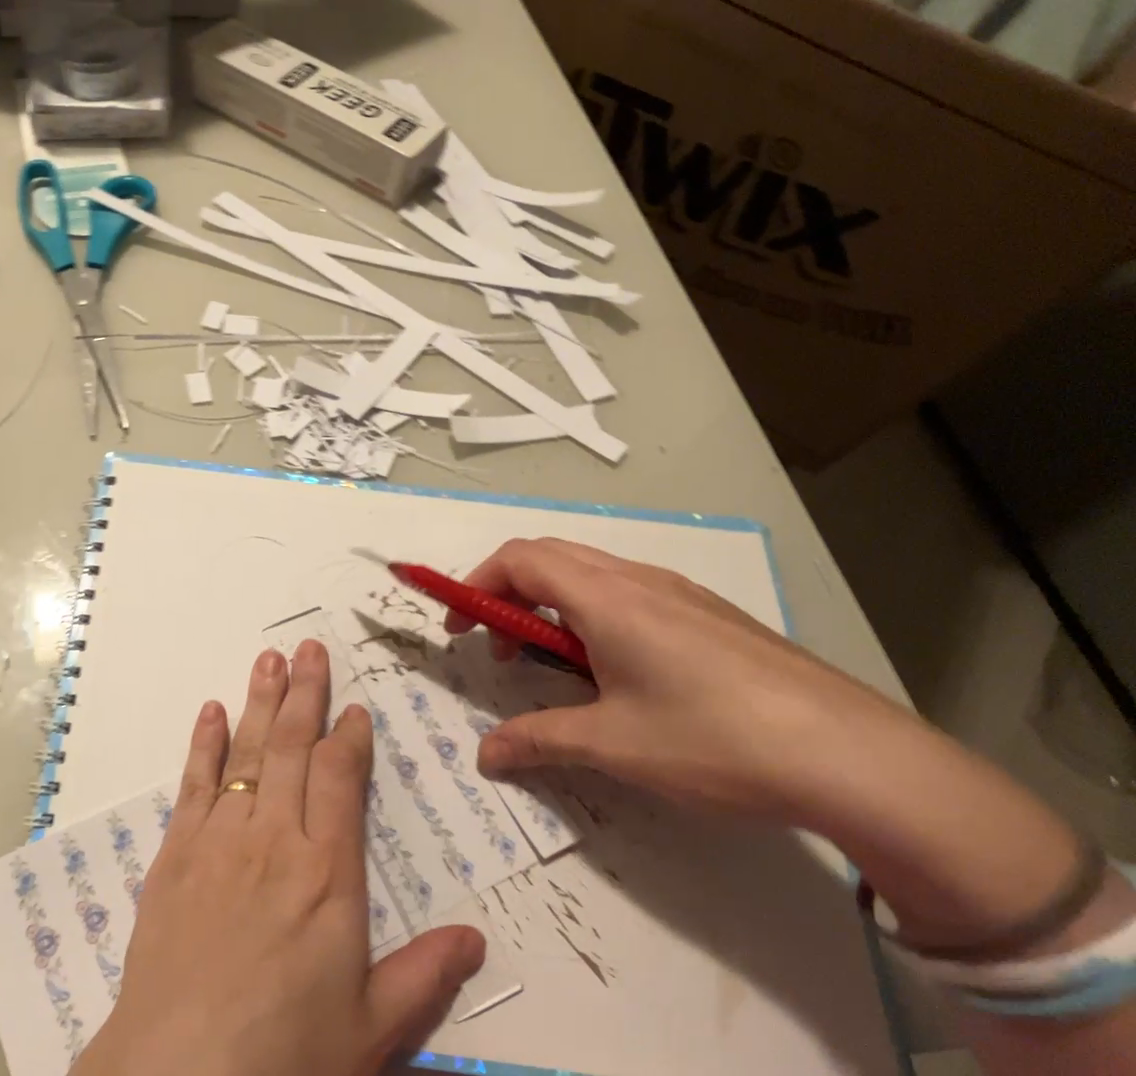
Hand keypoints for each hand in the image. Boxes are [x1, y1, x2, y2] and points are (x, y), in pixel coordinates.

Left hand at [71, 642, 485, 1075]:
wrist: (182, 1071)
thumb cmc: (286, 1053)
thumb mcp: (372, 1028)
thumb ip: (424, 976)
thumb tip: (475, 939)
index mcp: (328, 874)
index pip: (342, 781)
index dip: (349, 738)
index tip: (354, 708)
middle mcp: (274, 841)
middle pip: (292, 749)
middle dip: (304, 695)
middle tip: (308, 648)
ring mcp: (218, 842)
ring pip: (246, 755)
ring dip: (258, 703)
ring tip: (267, 660)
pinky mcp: (174, 856)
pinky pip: (194, 785)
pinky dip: (204, 745)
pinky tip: (211, 714)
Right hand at [449, 537, 1087, 952]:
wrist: (854, 758)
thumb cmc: (714, 740)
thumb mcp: (612, 746)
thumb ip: (538, 740)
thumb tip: (486, 755)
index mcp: (607, 598)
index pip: (519, 559)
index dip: (475, 586)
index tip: (460, 633)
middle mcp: (642, 582)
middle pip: (552, 558)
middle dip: (508, 595)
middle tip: (501, 652)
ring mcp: (685, 596)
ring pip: (594, 576)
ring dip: (553, 608)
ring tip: (556, 670)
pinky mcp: (715, 619)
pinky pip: (633, 597)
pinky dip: (595, 619)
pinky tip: (619, 677)